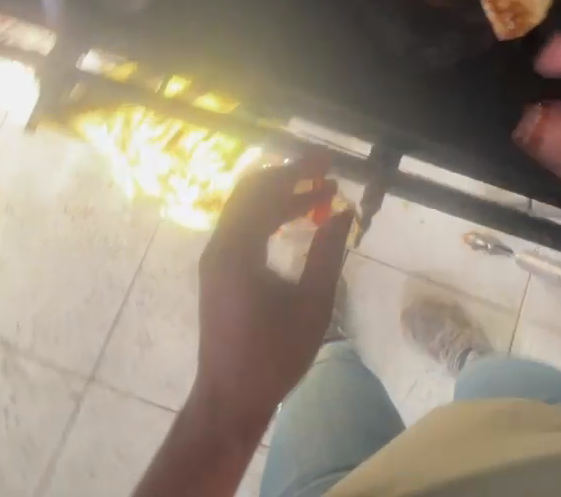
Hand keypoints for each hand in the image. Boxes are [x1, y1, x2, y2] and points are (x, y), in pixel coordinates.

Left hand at [192, 157, 353, 437]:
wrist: (230, 398)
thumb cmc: (274, 355)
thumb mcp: (312, 304)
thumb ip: (328, 253)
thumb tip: (344, 212)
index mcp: (237, 251)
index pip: (265, 192)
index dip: (298, 171)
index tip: (328, 162)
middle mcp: (220, 247)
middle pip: (251, 192)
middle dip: (289, 175)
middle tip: (324, 170)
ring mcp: (215, 259)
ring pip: (246, 208)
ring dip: (281, 194)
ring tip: (319, 192)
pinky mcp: (219, 271)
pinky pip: (244, 226)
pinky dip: (270, 213)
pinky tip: (297, 218)